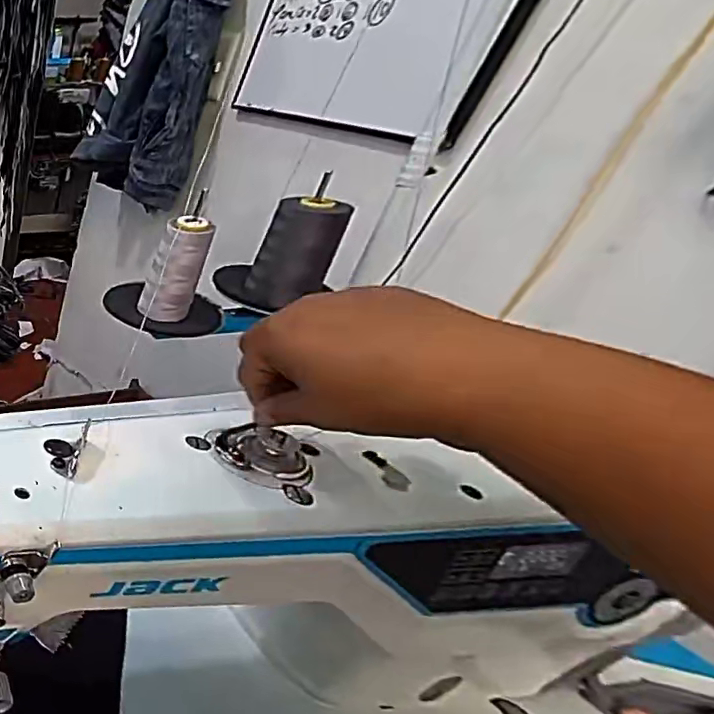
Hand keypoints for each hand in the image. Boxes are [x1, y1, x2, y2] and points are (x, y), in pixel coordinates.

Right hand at [236, 287, 531, 440]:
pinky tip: (374, 373)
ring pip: (314, 327)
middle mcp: (309, 307)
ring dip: (317, 355)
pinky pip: (350, 319)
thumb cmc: (395, 390)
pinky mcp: (382, 298)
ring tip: (345, 390)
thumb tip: (275, 410)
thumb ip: (282, 410)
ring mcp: (347, 299)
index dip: (259, 392)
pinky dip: (351, 343)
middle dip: (283, 369)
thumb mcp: (320, 414)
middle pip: (276, 338)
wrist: (465, 374)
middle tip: (303, 400)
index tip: (274, 410)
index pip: (249, 363)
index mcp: (281, 333)